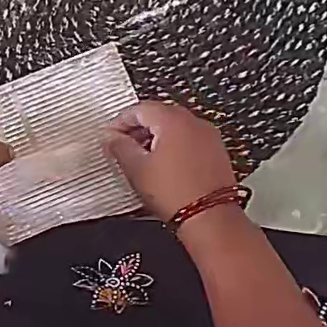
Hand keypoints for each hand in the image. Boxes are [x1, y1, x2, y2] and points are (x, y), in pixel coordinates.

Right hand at [104, 101, 236, 220]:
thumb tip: (110, 137)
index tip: (111, 137)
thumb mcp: (137, 169)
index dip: (120, 122)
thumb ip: (119, 147)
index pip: (140, 108)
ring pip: (175, 128)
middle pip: (158, 115)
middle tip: (123, 147)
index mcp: (173, 120)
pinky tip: (165, 168)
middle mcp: (194, 123)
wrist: (211, 218)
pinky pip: (189, 141)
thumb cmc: (178, 195)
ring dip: (155, 139)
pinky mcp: (216, 152)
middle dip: (138, 130)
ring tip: (143, 161)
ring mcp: (208, 136)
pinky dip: (174, 148)